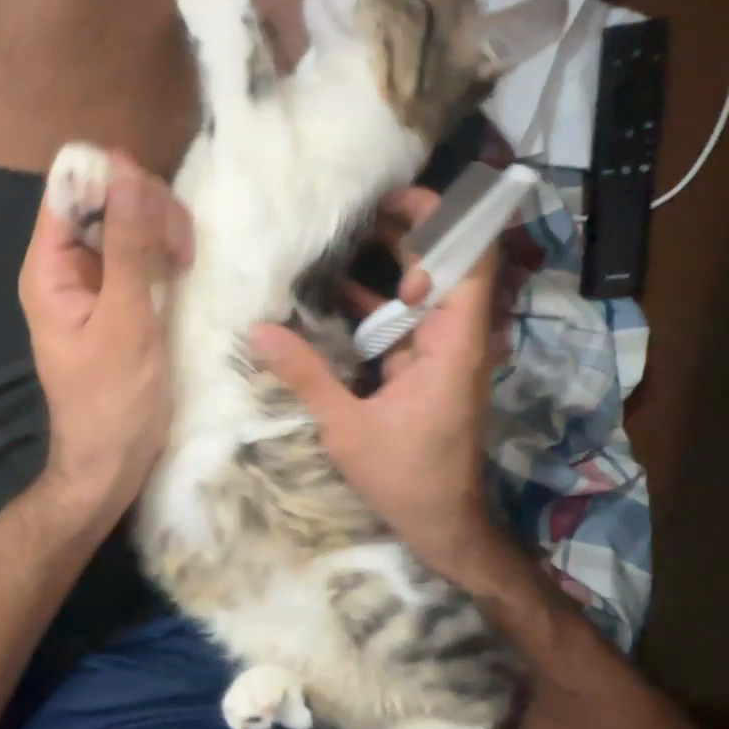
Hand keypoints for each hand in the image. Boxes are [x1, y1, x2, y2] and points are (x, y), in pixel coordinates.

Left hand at [21, 150, 192, 524]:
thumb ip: (129, 246)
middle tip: (179, 246)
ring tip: (184, 261)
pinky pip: (136, 250)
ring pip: (125, 220)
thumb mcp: (126, 321)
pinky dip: (161, 250)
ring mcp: (91, 281)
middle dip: (144, 206)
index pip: (68, 188)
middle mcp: (64, 267)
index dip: (111, 179)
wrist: (110, 463)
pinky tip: (180, 268)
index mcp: (49, 269)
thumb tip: (128, 172)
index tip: (156, 202)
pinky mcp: (115, 297)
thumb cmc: (113, 401)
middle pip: (102, 198)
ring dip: (159, 226)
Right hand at [249, 187, 500, 579]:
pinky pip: (405, 329)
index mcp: (454, 345)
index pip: (468, 261)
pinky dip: (377, 311)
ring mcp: (441, 358)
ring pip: (423, 298)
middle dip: (411, 234)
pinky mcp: (425, 375)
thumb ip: (306, 375)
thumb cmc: (405, 475)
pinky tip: (335, 300)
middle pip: (446, 268)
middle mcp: (456, 341)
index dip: (441, 224)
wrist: (441, 523)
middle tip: (365, 207)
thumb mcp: (347, 426)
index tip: (395, 206)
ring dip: (388, 270)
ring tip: (343, 240)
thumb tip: (259, 331)